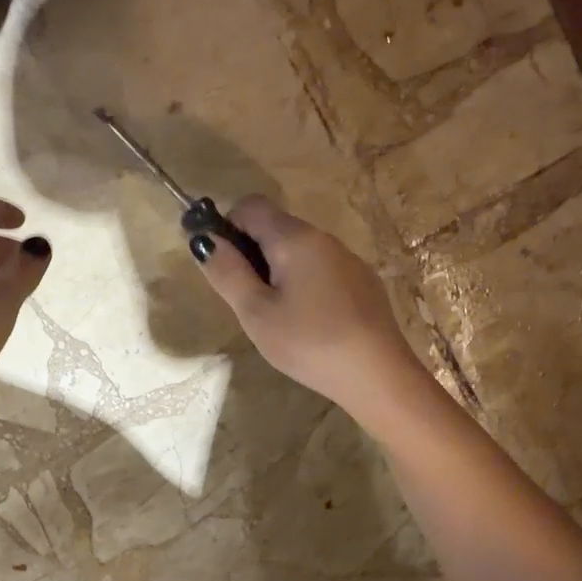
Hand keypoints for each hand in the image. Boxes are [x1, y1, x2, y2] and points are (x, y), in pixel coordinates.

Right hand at [193, 196, 420, 417]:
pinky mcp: (363, 283)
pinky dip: (304, 284)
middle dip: (252, 253)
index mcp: (294, 238)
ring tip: (276, 317)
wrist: (377, 375)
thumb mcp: (256, 313)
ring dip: (278, 271)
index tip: (222, 265)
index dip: (227, 226)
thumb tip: (204, 239)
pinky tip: (309, 324)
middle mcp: (324, 238)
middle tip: (246, 301)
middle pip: (276, 227)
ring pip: (300, 250)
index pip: (251, 205)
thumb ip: (227, 272)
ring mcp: (348, 259)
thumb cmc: (309, 343)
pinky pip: (322, 270)